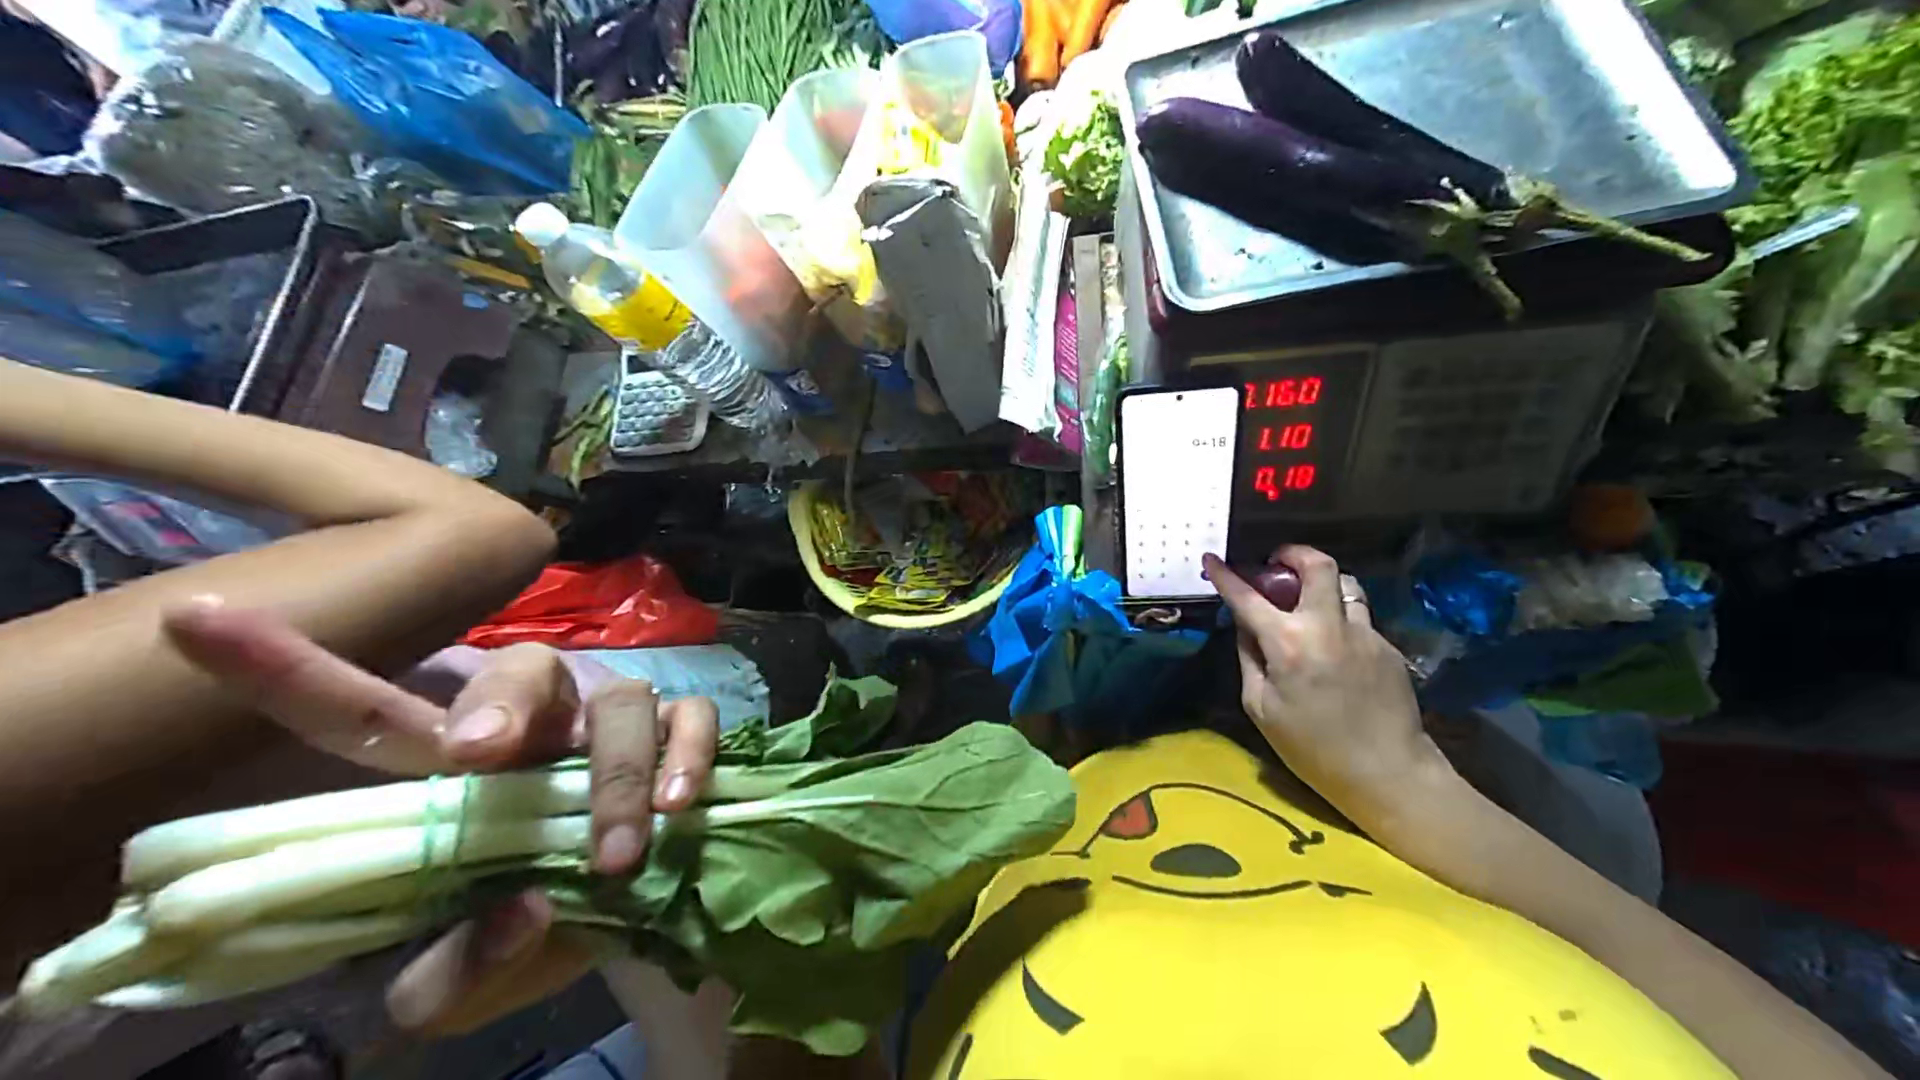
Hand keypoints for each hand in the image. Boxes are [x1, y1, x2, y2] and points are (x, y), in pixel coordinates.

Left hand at [163, 602, 719, 1034]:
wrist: (639, 910)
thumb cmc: (538, 924)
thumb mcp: (470, 978)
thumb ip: (458, 972)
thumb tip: (528, 911)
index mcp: (460, 768)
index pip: (368, 714)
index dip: (286, 666)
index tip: (192, 618)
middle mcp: (543, 725)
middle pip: (521, 668)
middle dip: (502, 701)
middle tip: (482, 757)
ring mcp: (617, 722)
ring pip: (622, 698)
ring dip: (615, 773)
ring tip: (614, 854)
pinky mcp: (682, 728)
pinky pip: (694, 717)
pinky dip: (689, 753)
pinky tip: (678, 802)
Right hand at [1203, 547, 1447, 828]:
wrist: (1388, 774)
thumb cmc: (1311, 747)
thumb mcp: (1260, 706)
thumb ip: (1249, 656)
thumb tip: (1245, 624)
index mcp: (1288, 644)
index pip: (1248, 597)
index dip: (1226, 575)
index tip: (1212, 557)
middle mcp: (1328, 627)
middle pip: (1318, 564)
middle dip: (1293, 553)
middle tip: (1277, 562)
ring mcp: (1364, 633)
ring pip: (1344, 584)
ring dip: (1320, 583)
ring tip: (1305, 600)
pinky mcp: (1387, 646)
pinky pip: (1357, 618)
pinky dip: (1337, 619)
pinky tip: (1331, 648)